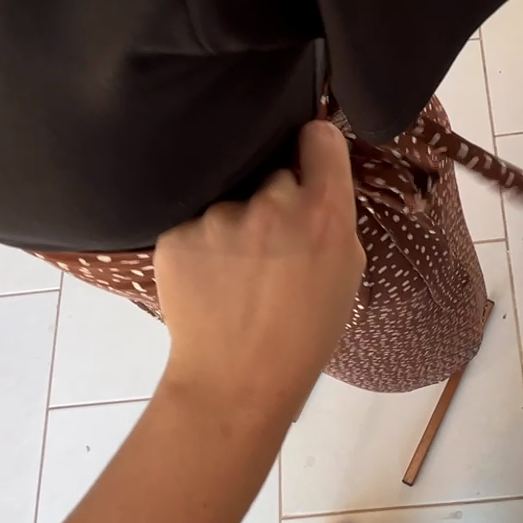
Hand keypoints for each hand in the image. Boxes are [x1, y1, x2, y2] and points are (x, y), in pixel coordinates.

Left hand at [155, 120, 366, 423]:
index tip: (308, 159)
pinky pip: (196, 226)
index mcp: (324, 213)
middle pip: (274, 174)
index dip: (314, 146)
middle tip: (272, 244)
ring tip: (236, 274)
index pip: (319, 137)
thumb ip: (333, 219)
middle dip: (276, 198)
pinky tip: (209, 282)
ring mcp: (219, 219)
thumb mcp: (345, 272)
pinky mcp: (177, 236)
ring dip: (235, 226)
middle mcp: (272, 205)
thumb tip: (313, 181)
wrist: (238, 385)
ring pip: (232, 203)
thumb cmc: (305, 333)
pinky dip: (202, 248)